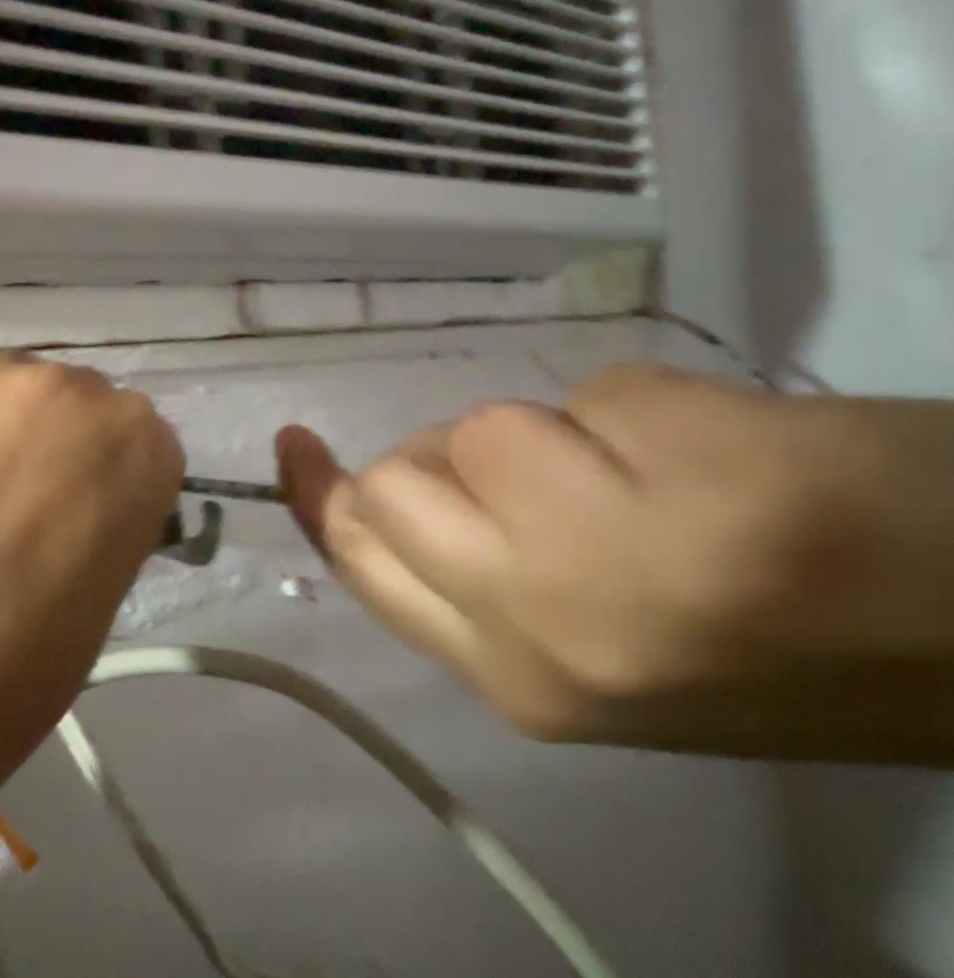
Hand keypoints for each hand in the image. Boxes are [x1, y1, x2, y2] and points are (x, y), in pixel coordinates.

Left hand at [0, 343, 183, 811]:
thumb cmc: (0, 679)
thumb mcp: (95, 611)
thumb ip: (101, 532)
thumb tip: (70, 512)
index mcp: (135, 449)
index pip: (143, 448)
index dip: (110, 493)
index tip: (81, 530)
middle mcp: (65, 392)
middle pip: (75, 406)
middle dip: (54, 451)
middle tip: (10, 517)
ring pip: (5, 387)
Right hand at [277, 364, 953, 763]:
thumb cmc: (778, 650)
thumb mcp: (593, 648)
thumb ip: (475, 581)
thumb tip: (386, 484)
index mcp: (517, 681)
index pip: (367, 564)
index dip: (318, 497)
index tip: (296, 442)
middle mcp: (541, 629)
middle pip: (397, 483)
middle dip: (453, 461)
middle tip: (551, 476)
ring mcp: (619, 557)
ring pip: (485, 429)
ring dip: (561, 433)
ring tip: (664, 479)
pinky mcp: (710, 480)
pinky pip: (598, 393)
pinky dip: (650, 407)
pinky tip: (732, 459)